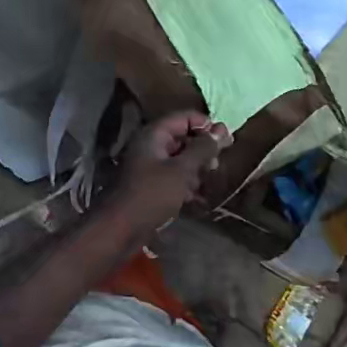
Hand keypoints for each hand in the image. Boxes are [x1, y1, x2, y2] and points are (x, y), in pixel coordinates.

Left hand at [103, 111, 230, 235]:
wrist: (120, 228)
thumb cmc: (152, 194)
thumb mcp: (182, 169)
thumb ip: (203, 148)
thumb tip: (222, 129)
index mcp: (154, 134)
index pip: (185, 118)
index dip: (206, 125)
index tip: (226, 140)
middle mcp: (151, 145)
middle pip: (183, 137)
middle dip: (203, 149)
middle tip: (217, 164)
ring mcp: (149, 165)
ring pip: (179, 158)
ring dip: (196, 167)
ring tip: (207, 181)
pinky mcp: (150, 185)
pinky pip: (173, 176)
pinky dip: (186, 182)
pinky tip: (197, 196)